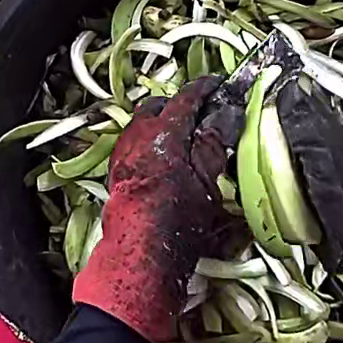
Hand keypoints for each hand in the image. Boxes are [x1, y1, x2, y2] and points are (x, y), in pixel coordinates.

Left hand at [73, 76, 229, 341]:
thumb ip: (215, 142)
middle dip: (178, 103)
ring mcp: (123, 155)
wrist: (139, 258)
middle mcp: (137, 138)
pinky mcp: (116, 173)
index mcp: (163, 134)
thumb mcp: (208, 180)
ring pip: (143, 125)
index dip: (205, 88)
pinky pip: (135, 145)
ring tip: (186, 135)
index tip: (217, 84)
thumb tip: (226, 113)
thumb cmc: (178, 222)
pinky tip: (166, 159)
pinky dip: (152, 142)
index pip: (187, 98)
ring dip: (163, 123)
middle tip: (201, 111)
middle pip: (158, 106)